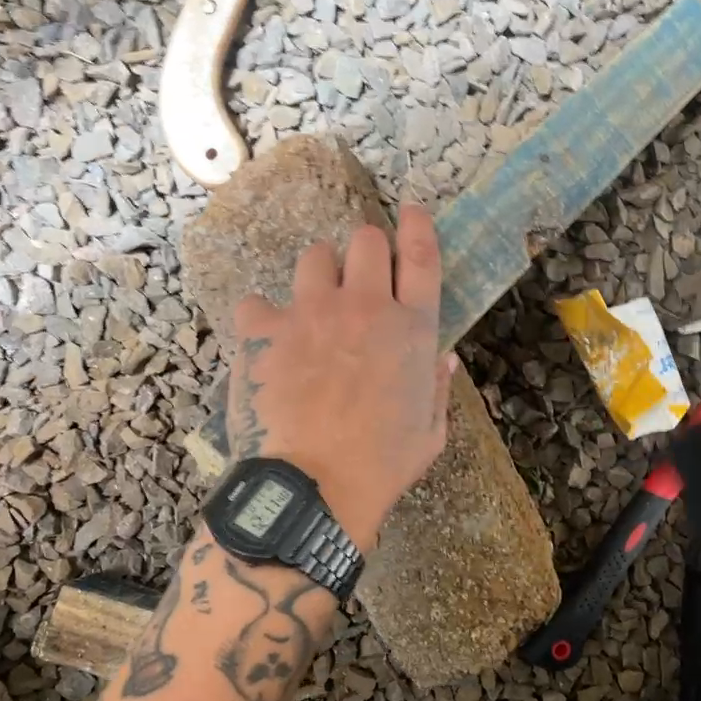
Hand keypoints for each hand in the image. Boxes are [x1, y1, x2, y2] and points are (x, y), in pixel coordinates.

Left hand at [227, 204, 454, 550]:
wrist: (313, 487)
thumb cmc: (382, 465)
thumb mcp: (430, 431)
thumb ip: (438, 387)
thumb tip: (442, 357)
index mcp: (412, 329)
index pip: (422, 255)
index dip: (419, 225)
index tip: (413, 212)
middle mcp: (364, 307)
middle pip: (367, 239)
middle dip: (367, 250)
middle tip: (362, 278)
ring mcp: (311, 313)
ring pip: (315, 256)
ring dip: (320, 273)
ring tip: (315, 304)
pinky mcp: (263, 330)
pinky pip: (257, 301)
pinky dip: (263, 317)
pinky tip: (267, 341)